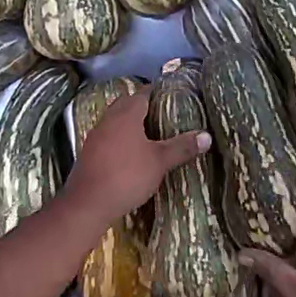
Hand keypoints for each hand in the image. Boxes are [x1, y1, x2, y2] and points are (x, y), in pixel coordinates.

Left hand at [62, 87, 209, 223]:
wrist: (88, 203)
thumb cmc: (127, 176)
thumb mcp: (159, 161)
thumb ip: (182, 147)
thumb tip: (207, 136)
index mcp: (125, 115)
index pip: (141, 94)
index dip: (154, 93)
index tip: (168, 96)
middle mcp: (108, 120)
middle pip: (125, 105)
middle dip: (141, 107)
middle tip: (160, 114)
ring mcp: (94, 137)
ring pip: (114, 122)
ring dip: (128, 124)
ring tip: (148, 133)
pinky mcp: (88, 154)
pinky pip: (107, 138)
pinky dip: (119, 140)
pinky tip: (128, 153)